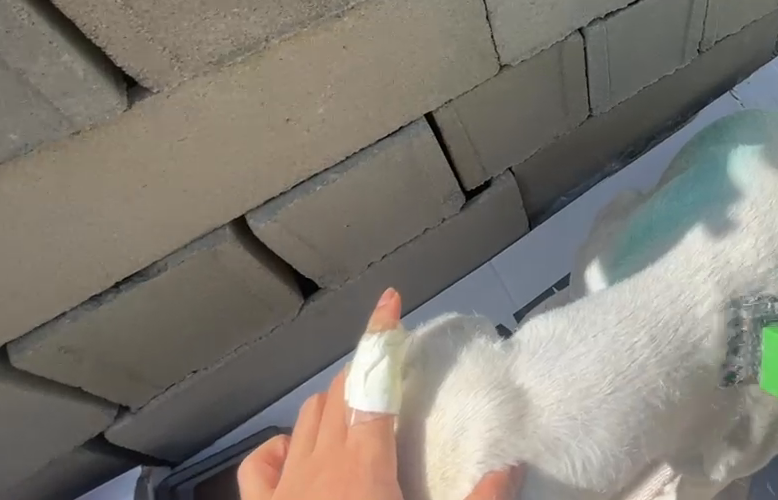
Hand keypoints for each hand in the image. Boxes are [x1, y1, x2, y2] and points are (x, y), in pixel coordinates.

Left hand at [239, 288, 523, 499]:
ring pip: (307, 416)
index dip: (382, 333)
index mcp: (363, 460)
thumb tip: (515, 465)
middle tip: (397, 369)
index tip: (391, 297)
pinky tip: (300, 453)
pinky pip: (262, 462)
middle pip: (342, 389)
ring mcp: (282, 488)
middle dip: (369, 367)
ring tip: (360, 410)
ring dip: (335, 401)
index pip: (374, 380)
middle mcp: (319, 461)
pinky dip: (284, 445)